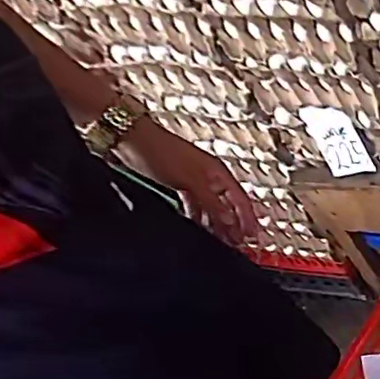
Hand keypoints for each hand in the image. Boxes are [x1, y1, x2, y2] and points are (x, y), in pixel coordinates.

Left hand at [115, 121, 258, 244]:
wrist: (127, 135)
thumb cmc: (159, 150)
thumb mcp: (191, 181)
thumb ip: (212, 203)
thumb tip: (230, 221)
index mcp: (219, 173)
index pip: (241, 201)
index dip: (248, 219)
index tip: (252, 237)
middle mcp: (210, 177)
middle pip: (229, 205)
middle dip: (234, 225)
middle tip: (238, 243)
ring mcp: (195, 181)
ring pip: (212, 207)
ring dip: (217, 223)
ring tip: (220, 239)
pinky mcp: (179, 184)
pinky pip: (196, 205)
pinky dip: (199, 217)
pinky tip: (199, 226)